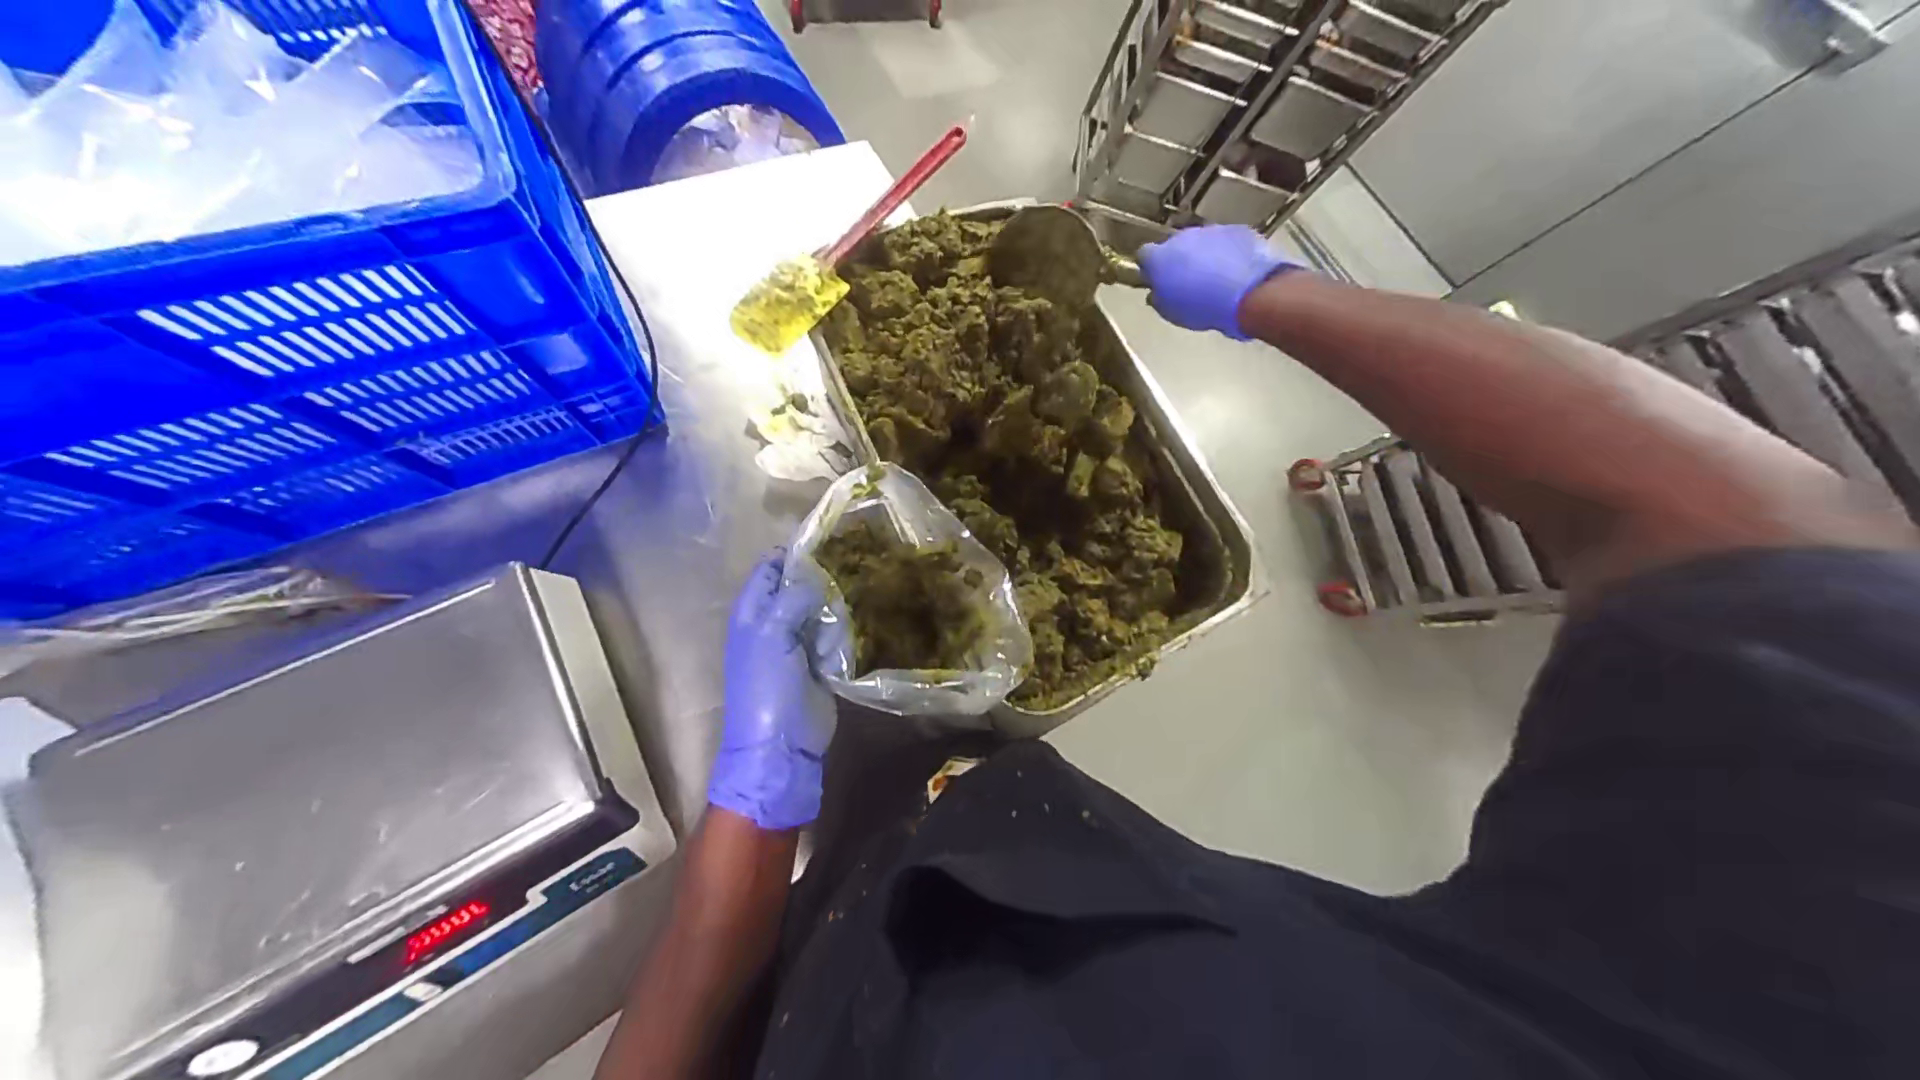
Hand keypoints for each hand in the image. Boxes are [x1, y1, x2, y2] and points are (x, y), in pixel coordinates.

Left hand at [707, 550, 837, 829]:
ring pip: (824, 611)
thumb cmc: (767, 686)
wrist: (782, 745)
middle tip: (843, 586)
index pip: (772, 568)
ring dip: (834, 618)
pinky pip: (835, 637)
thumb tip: (815, 573)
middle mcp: (774, 622)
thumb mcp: (772, 633)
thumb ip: (792, 597)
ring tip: (831, 638)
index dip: (795, 555)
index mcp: (753, 611)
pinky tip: (839, 652)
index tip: (829, 545)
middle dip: (823, 586)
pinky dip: (840, 640)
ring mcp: (798, 643)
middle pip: (803, 587)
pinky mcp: (820, 662)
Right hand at [1137, 225, 1301, 339]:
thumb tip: (1156, 293)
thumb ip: (1159, 297)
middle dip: (1178, 261)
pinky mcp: (1236, 230)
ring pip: (1200, 242)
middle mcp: (1182, 237)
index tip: (1155, 279)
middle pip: (1174, 246)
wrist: (1249, 293)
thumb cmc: (1204, 307)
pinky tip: (1233, 273)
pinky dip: (1226, 253)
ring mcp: (1211, 231)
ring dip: (1203, 257)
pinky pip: (1225, 241)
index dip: (1149, 267)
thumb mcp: (1171, 312)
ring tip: (1214, 281)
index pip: (1144, 255)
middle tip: (1187, 284)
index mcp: (1160, 258)